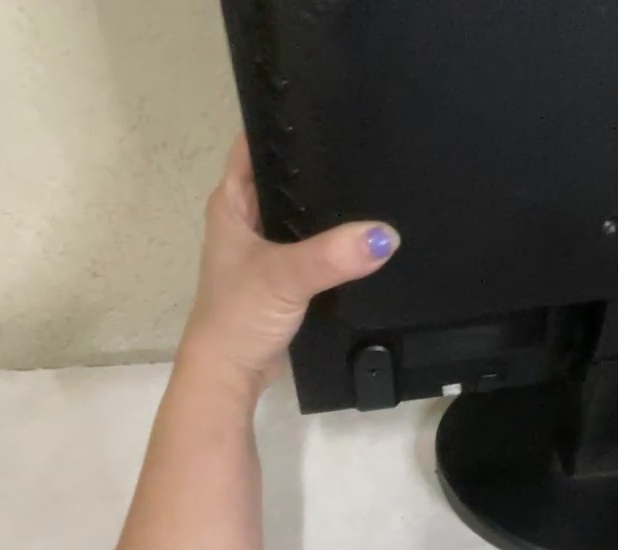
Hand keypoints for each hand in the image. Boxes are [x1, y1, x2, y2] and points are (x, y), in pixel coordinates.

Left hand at [177, 136, 400, 398]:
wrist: (230, 375)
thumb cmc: (238, 317)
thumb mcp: (285, 277)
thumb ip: (332, 256)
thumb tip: (386, 236)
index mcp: (232, 201)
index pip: (260, 142)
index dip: (289, 122)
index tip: (332, 107)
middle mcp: (247, 219)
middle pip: (288, 178)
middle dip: (321, 165)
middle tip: (368, 147)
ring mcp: (266, 250)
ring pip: (303, 216)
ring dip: (330, 208)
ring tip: (374, 186)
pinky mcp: (284, 280)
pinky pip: (313, 249)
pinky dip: (333, 244)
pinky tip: (362, 236)